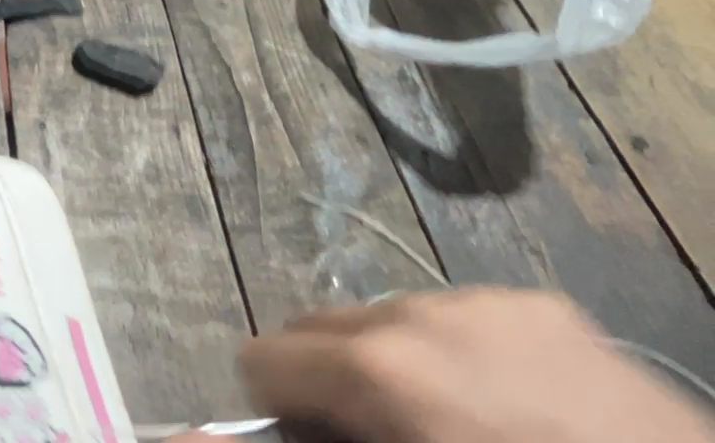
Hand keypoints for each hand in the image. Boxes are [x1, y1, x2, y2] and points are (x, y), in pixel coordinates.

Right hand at [194, 288, 714, 442]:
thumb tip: (187, 438)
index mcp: (375, 366)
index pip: (260, 360)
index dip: (281, 411)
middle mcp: (412, 313)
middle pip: (315, 329)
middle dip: (331, 383)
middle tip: (384, 440)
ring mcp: (482, 302)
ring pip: (382, 320)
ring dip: (392, 366)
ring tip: (458, 428)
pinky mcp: (543, 306)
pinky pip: (455, 317)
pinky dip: (457, 356)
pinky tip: (513, 411)